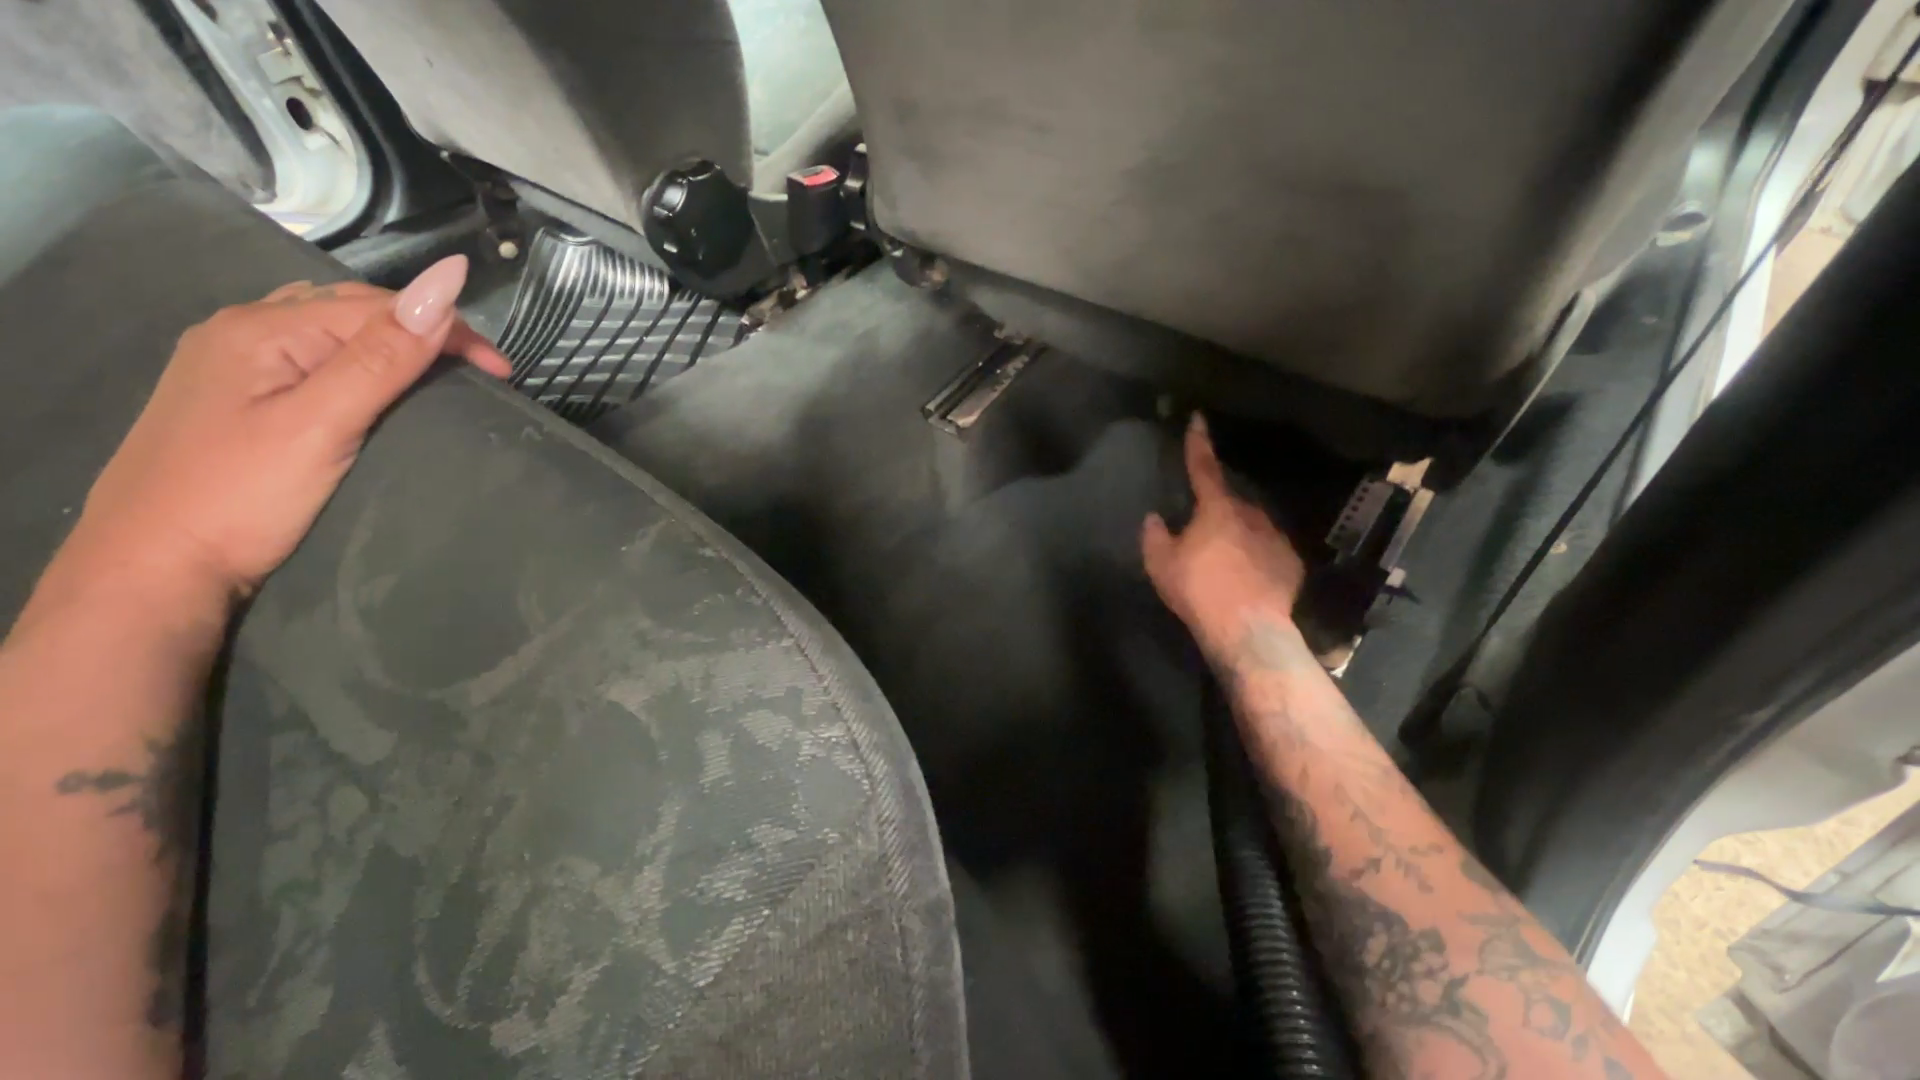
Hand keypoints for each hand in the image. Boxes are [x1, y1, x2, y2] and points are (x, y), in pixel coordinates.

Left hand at [69, 256, 509, 600]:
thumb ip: (383, 356)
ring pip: (329, 330)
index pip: (378, 308)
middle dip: (423, 329)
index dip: (448, 330)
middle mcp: (240, 330)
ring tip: (437, 373)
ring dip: (390, 341)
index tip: (505, 375)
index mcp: (261, 328)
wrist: (150, 570)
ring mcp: (229, 364)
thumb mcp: (321, 425)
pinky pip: (309, 356)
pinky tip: (370, 382)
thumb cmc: (239, 497)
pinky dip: (356, 359)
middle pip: (351, 310)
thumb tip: (446, 281)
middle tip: (481, 374)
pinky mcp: (230, 398)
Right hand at [1143, 414, 1307, 655]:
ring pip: (1253, 525)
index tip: (1199, 419)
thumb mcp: (1160, 564)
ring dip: (1238, 534)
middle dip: (1217, 508)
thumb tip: (1155, 518)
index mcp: (1217, 508)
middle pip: (1230, 501)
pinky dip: (1257, 557)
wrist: (1248, 629)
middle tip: (1202, 530)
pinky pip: (1269, 550)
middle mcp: (1251, 514)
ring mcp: (1276, 537)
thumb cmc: (1199, 590)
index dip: (1198, 443)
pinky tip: (1247, 578)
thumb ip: (1154, 536)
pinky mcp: (1292, 562)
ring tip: (1225, 560)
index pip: (1203, 467)